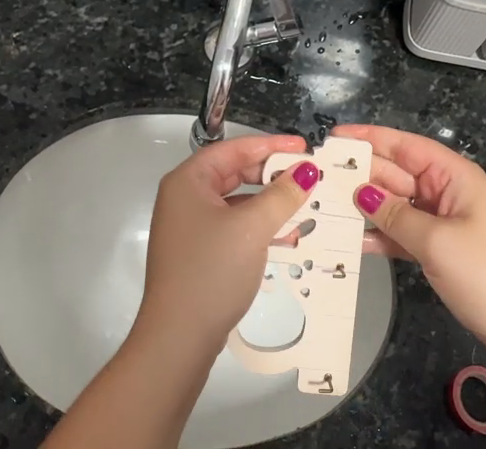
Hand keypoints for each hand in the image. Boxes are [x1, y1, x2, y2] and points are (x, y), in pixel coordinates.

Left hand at [135, 134, 318, 359]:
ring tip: (304, 206)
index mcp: (188, 181)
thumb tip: (307, 170)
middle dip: (272, 175)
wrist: (178, 339)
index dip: (270, 145)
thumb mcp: (252, 228)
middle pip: (234, 173)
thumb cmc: (211, 271)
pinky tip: (288, 237)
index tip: (304, 147)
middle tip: (307, 176)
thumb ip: (282, 195)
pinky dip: (259, 228)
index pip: (233, 149)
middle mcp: (184, 198)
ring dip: (269, 204)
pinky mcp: (199, 254)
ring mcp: (190, 228)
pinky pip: (234, 227)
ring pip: (236, 202)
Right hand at [334, 124, 485, 363]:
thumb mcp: (438, 242)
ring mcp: (441, 221)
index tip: (334, 137)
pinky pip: (401, 231)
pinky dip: (379, 235)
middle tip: (317, 178)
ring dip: (364, 206)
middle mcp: (445, 191)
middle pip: (396, 172)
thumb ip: (395, 215)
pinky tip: (349, 240)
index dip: (370, 137)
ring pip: (395, 203)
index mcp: (454, 176)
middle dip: (360, 173)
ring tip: (323, 205)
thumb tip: (361, 191)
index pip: (406, 145)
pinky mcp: (437, 248)